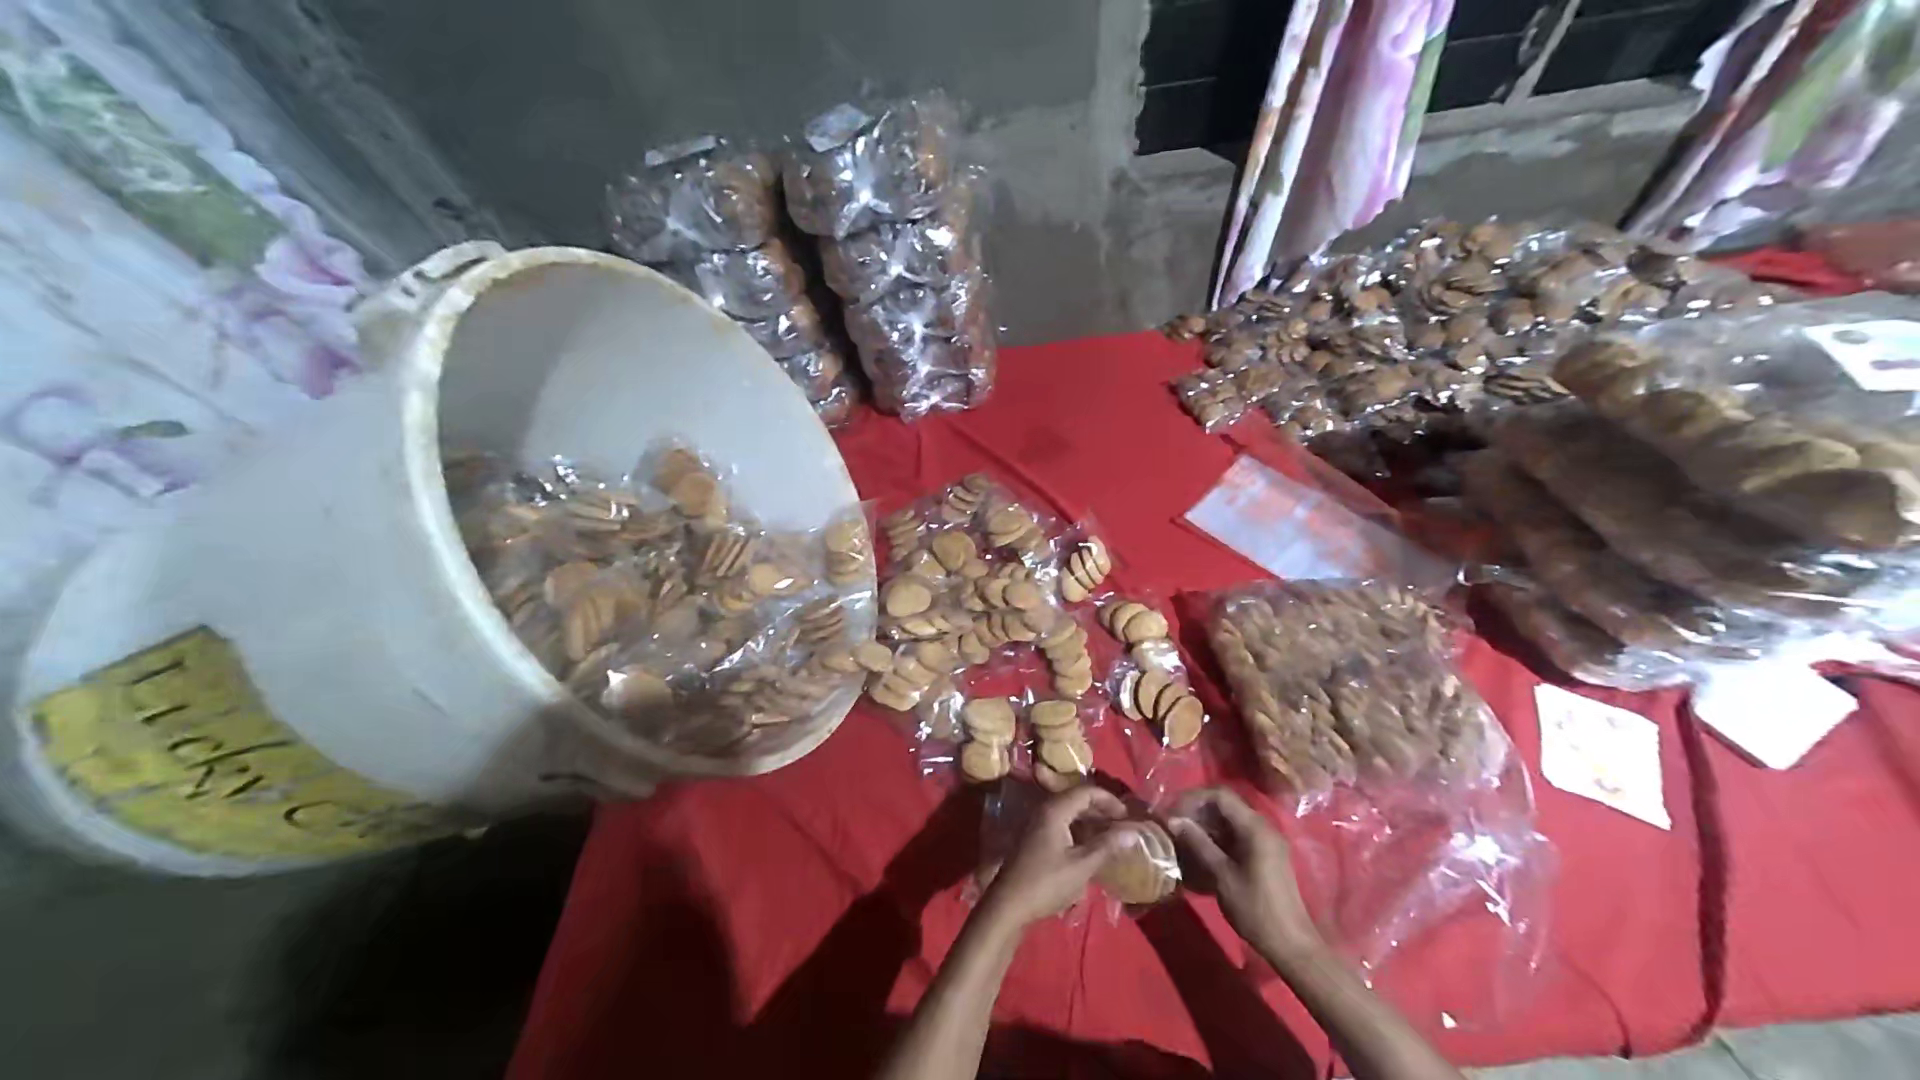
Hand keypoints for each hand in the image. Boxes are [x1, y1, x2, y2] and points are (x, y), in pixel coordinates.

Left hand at [980, 786, 1129, 928]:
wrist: (1008, 904)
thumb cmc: (1046, 883)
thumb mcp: (1081, 866)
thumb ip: (1106, 846)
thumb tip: (1132, 831)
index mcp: (1054, 810)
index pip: (1086, 792)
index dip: (1109, 800)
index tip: (1128, 815)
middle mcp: (1043, 810)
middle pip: (1076, 799)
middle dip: (1101, 809)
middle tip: (1122, 825)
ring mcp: (1037, 824)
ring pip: (1068, 813)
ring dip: (1090, 820)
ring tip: (1110, 836)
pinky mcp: (1034, 838)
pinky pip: (1061, 824)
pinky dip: (1078, 830)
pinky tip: (1090, 846)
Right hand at [1168, 787, 1322, 962]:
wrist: (1291, 945)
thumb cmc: (1255, 909)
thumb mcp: (1222, 876)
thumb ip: (1198, 843)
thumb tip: (1173, 819)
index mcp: (1255, 828)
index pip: (1220, 795)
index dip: (1193, 799)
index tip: (1173, 813)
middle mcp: (1263, 827)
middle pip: (1225, 805)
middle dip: (1197, 810)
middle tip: (1174, 824)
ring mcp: (1266, 841)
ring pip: (1229, 819)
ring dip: (1205, 824)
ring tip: (1182, 838)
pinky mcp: (1265, 855)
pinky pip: (1236, 834)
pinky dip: (1216, 837)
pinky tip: (1200, 851)